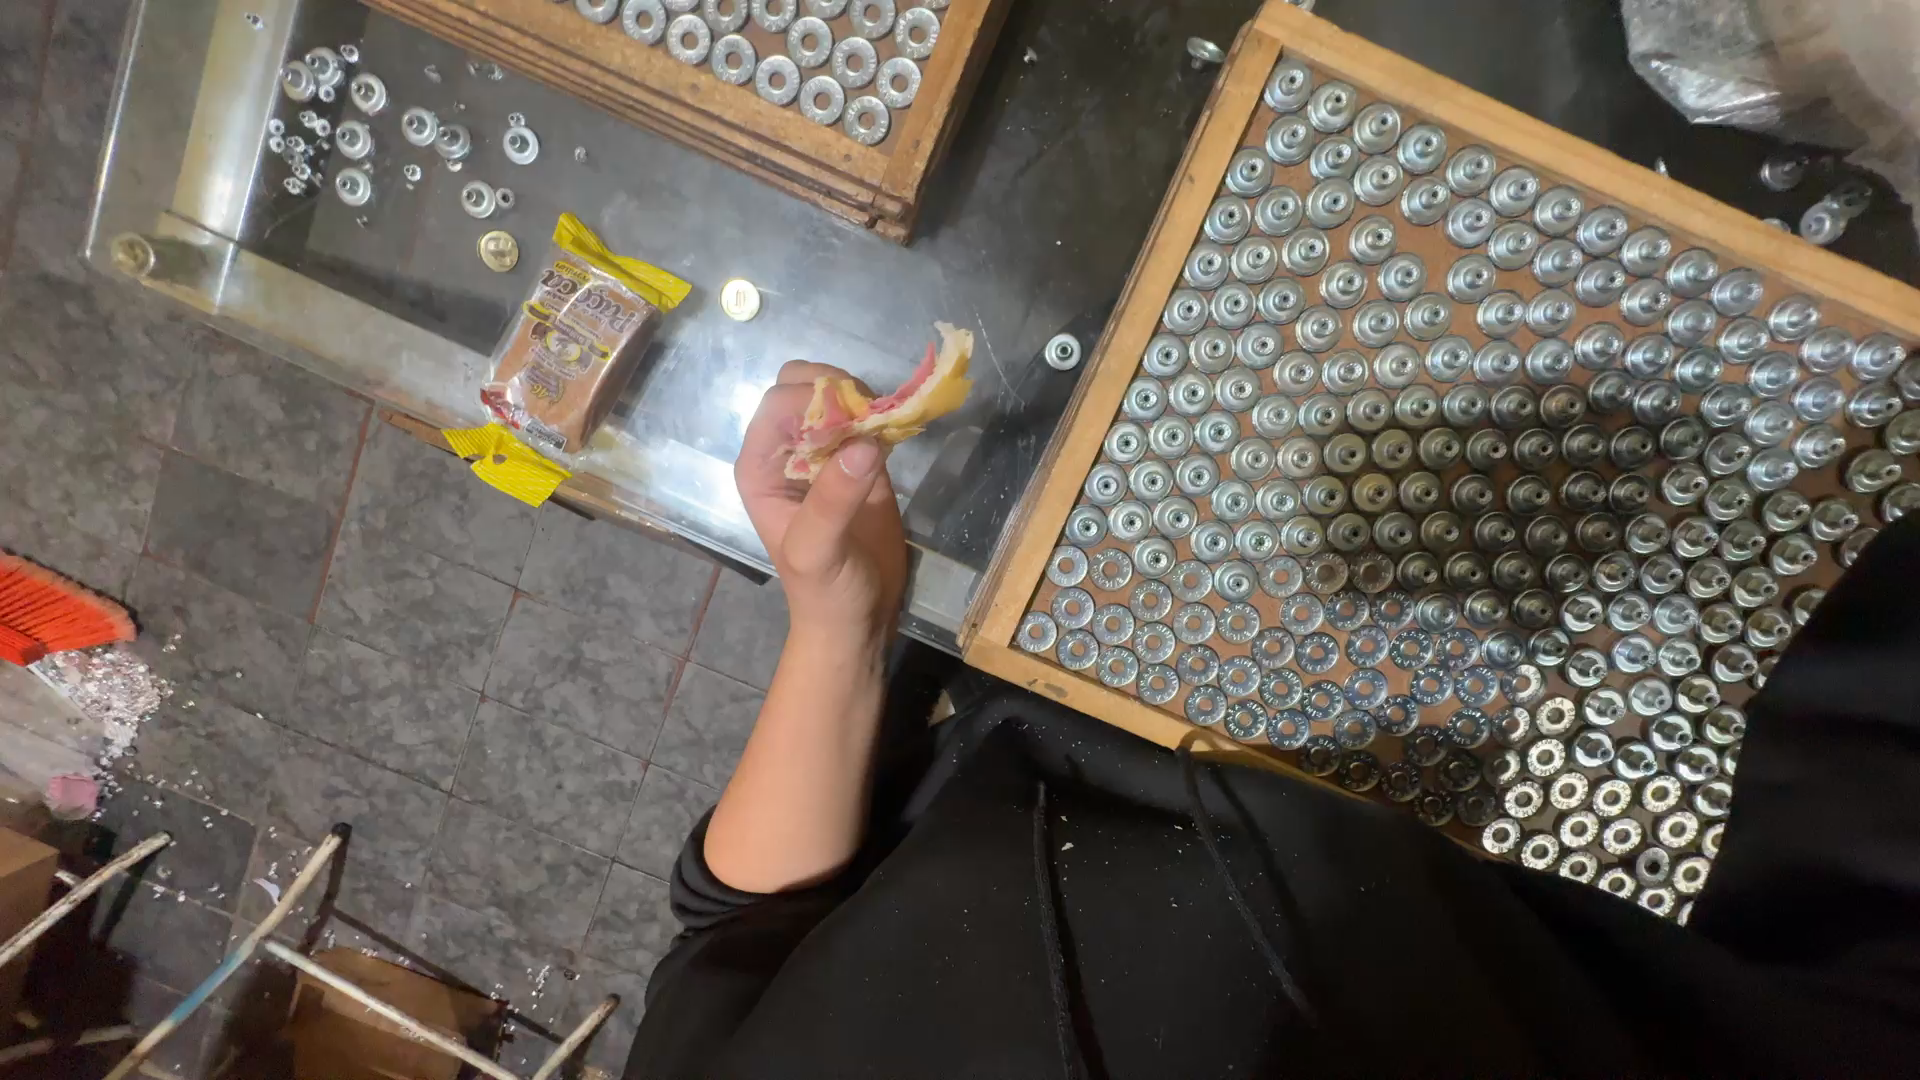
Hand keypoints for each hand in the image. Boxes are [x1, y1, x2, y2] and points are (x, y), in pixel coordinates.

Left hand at [735, 361, 908, 649]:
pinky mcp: (863, 464)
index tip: (853, 414)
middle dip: (837, 389)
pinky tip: (900, 430)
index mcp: (761, 466)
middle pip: (803, 388)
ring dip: (865, 400)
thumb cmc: (823, 591)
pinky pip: (870, 423)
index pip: (777, 404)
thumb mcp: (816, 551)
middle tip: (870, 414)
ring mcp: (827, 455)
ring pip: (839, 398)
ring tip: (888, 424)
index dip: (812, 397)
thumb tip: (865, 443)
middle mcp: (789, 452)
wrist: (858, 619)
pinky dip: (886, 417)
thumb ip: (832, 500)